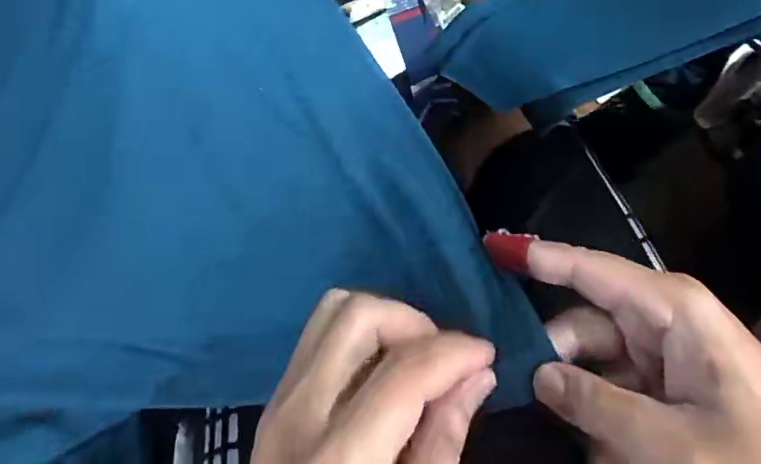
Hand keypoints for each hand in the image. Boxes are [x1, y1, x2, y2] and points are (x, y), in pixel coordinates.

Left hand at [254, 289, 497, 463]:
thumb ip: (442, 442)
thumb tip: (476, 374)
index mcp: (340, 459)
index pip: (402, 372)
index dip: (453, 351)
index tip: (487, 352)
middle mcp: (298, 414)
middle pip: (356, 316)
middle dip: (411, 322)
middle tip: (445, 358)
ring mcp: (278, 404)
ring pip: (330, 312)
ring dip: (382, 321)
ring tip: (416, 358)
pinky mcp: (274, 402)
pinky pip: (317, 337)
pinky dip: (357, 337)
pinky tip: (384, 372)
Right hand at [521, 240, 760, 463]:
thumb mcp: (671, 445)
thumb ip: (595, 405)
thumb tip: (539, 374)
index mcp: (669, 307)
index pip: (587, 267)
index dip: (537, 256)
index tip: (490, 246)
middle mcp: (667, 320)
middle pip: (589, 321)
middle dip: (555, 353)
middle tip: (511, 387)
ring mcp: (677, 358)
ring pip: (605, 363)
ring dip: (582, 398)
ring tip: (558, 430)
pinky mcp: (687, 393)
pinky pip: (629, 394)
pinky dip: (608, 418)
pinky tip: (596, 447)